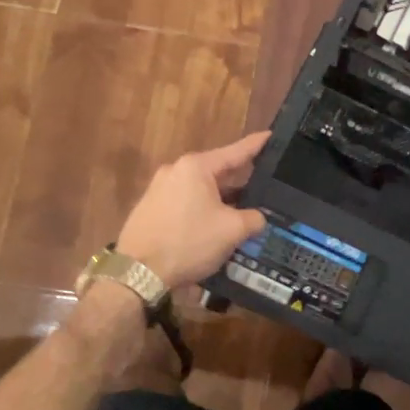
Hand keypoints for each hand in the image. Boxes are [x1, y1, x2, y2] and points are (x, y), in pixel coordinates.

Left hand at [115, 132, 269, 288]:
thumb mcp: (232, 231)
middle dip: (241, 182)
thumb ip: (254, 218)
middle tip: (265, 188)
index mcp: (196, 167)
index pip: (236, 151)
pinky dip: (203, 210)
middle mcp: (176, 170)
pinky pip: (186, 203)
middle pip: (218, 172)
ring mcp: (159, 189)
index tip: (272, 135)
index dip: (257, 144)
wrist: (137, 273)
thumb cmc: (188, 243)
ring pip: (202, 190)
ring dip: (222, 201)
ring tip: (243, 213)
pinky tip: (214, 227)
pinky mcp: (150, 209)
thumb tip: (258, 218)